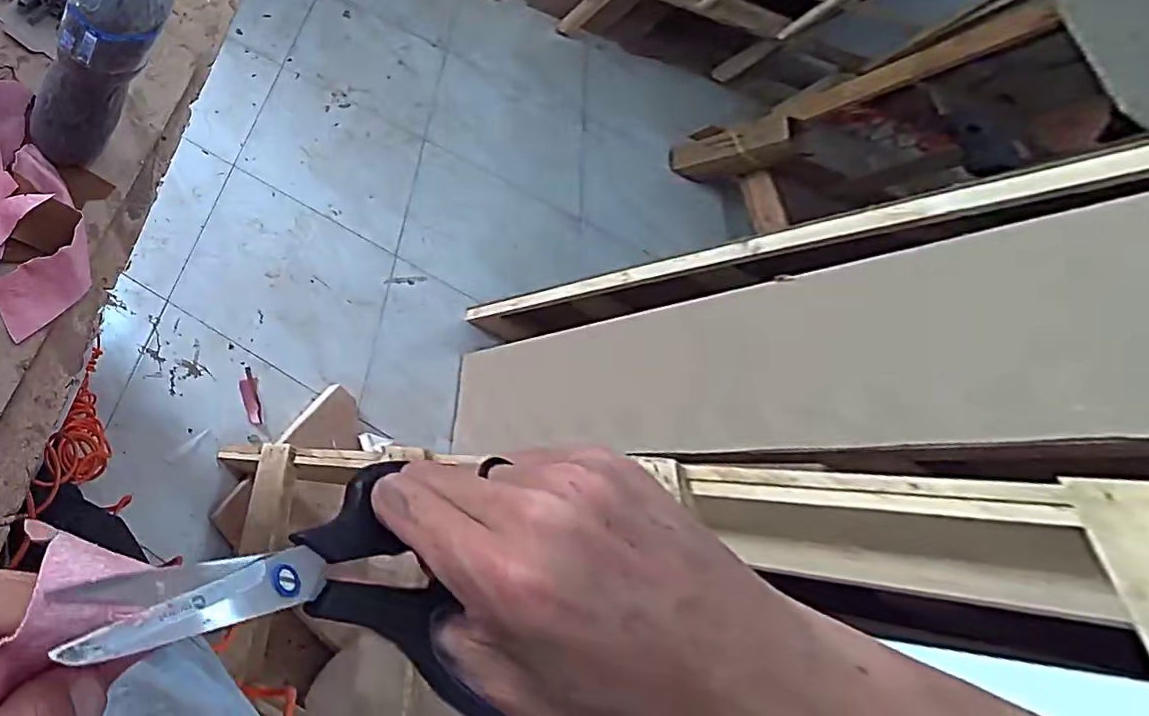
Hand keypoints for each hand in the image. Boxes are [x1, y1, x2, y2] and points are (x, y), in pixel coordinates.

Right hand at [373, 451, 1032, 715]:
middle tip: (460, 546)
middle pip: (431, 471)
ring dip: (486, 500)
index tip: (396, 532)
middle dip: (432, 507)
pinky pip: (529, 459)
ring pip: (480, 466)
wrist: (760, 678)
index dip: (388, 515)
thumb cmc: (634, 699)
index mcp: (505, 574)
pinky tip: (571, 527)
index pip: (400, 496)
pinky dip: (531, 489)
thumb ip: (443, 627)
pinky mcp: (603, 456)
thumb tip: (410, 573)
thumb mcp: (518, 693)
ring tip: (531, 543)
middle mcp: (533, 510)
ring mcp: (572, 474)